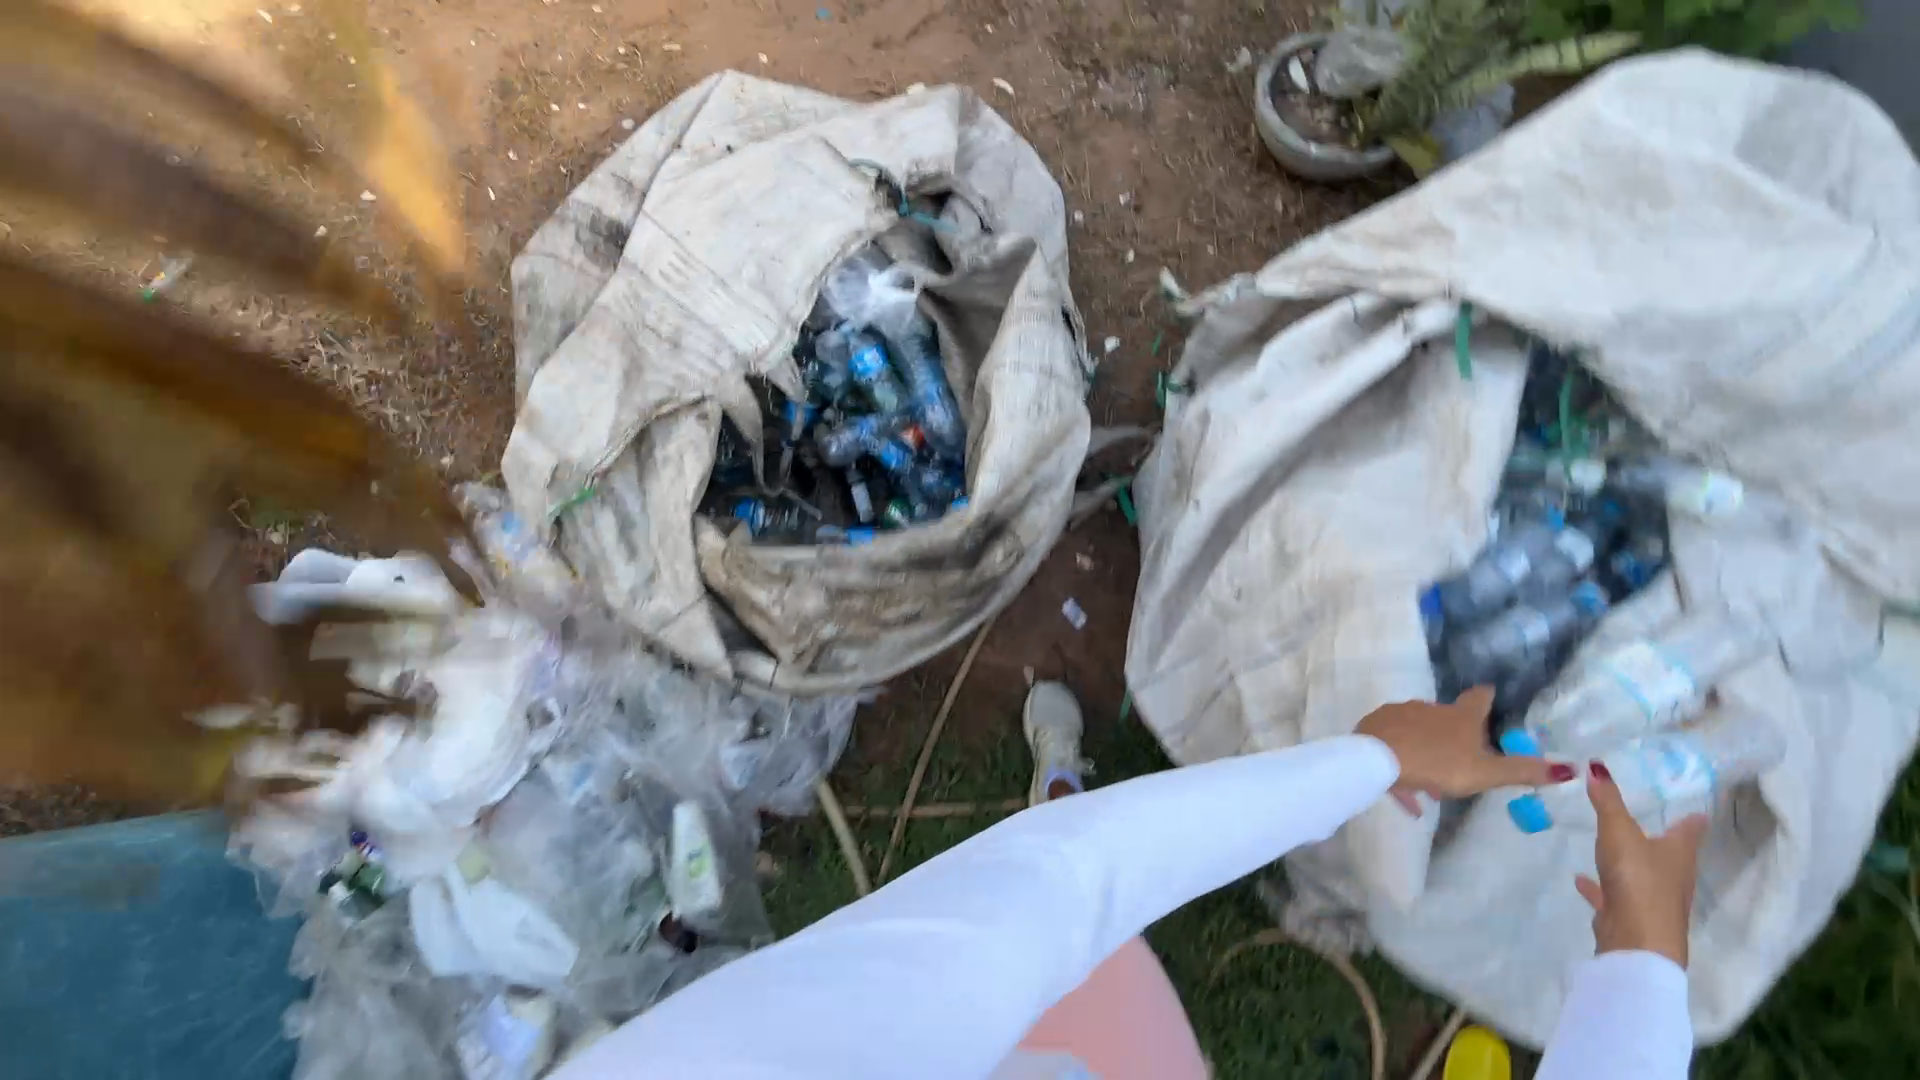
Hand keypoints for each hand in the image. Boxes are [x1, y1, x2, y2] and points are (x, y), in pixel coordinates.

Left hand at [1354, 686, 1573, 815]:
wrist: (1377, 758)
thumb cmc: (1437, 764)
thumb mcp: (1485, 773)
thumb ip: (1522, 771)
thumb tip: (1570, 768)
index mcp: (1459, 716)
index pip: (1479, 698)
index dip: (1487, 697)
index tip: (1490, 696)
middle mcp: (1428, 708)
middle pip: (1446, 718)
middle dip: (1454, 739)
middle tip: (1460, 766)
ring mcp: (1399, 714)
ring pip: (1419, 734)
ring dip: (1427, 754)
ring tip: (1429, 785)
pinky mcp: (1376, 726)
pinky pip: (1394, 745)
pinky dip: (1402, 763)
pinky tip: (1404, 792)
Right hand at [1575, 762, 1705, 967]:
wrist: (1637, 938)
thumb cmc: (1638, 879)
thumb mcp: (1618, 832)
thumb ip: (1606, 801)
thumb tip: (1596, 766)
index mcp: (1678, 853)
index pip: (1690, 829)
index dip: (1692, 817)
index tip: (1697, 809)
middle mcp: (1672, 874)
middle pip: (1671, 852)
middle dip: (1663, 838)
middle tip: (1652, 821)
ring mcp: (1653, 896)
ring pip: (1643, 872)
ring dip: (1631, 860)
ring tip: (1611, 847)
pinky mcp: (1631, 912)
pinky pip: (1613, 892)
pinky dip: (1600, 885)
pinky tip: (1581, 879)